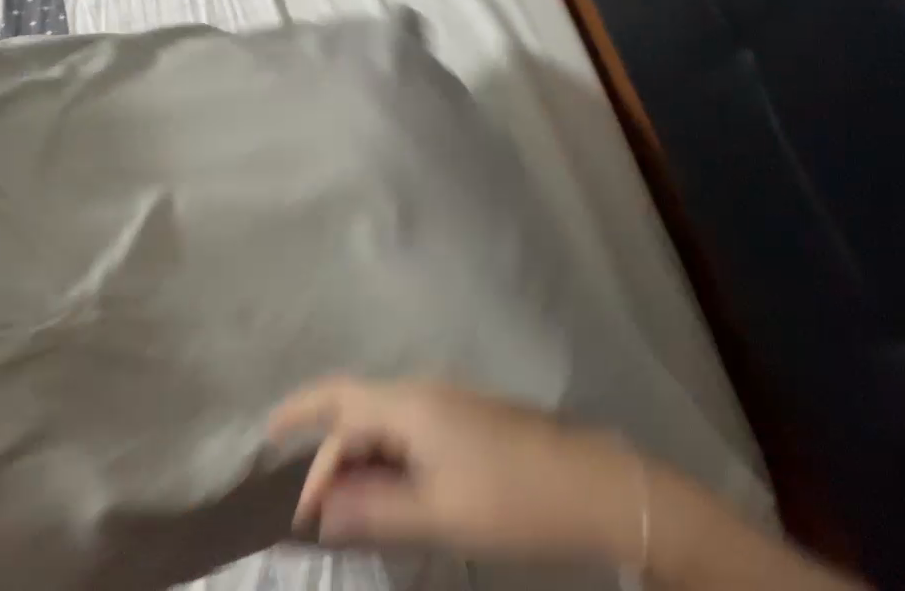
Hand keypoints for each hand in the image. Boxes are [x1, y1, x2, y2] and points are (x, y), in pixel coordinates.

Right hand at [269, 378, 644, 564]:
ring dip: (357, 455)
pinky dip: (386, 457)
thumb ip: (373, 511)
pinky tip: (390, 490)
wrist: (604, 491)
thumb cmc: (515, 503)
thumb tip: (322, 514)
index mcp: (408, 404)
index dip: (309, 454)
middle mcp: (422, 390)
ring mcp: (448, 401)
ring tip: (347, 503)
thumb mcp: (438, 515)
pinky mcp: (468, 418)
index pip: (337, 410)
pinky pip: (408, 429)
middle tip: (307, 492)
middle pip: (355, 407)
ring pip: (382, 419)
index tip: (300, 509)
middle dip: (323, 443)